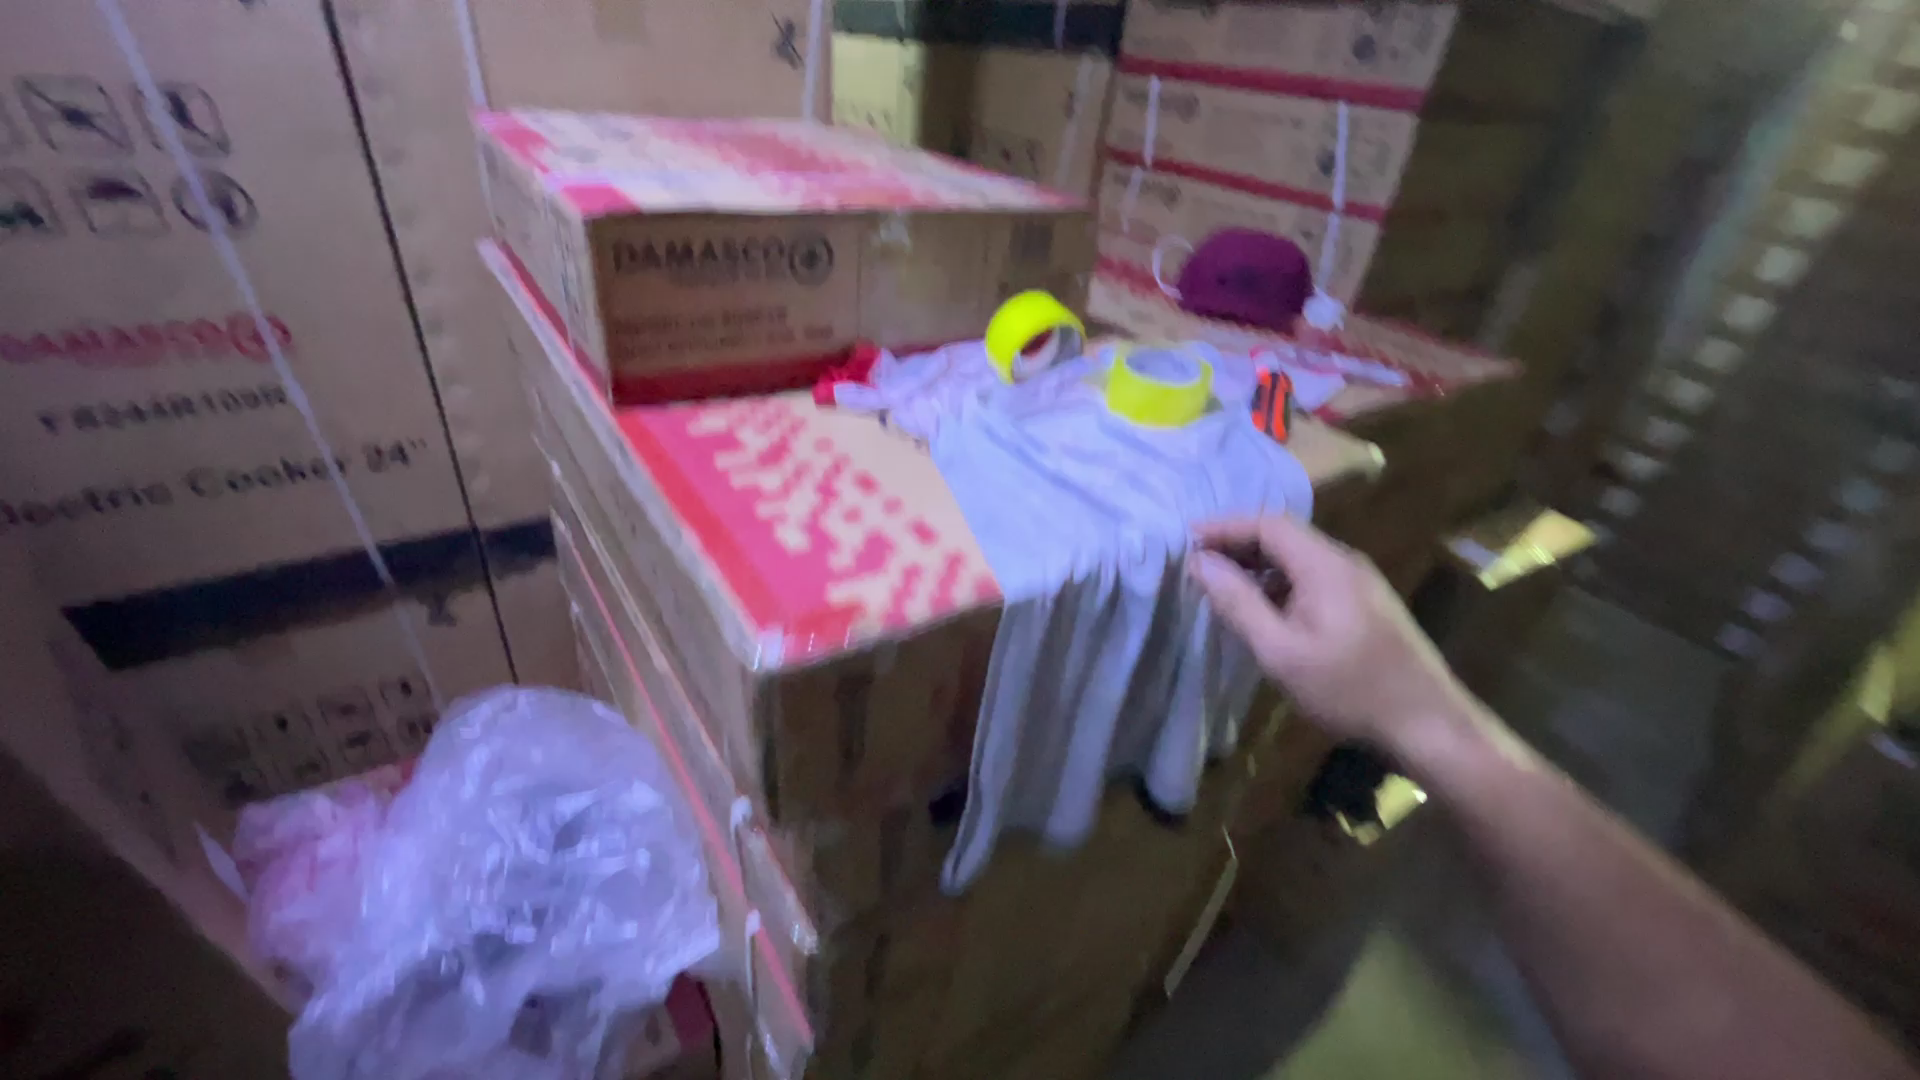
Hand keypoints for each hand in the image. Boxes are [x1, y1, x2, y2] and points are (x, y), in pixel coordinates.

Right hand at [1187, 515, 1475, 755]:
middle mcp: (1345, 563)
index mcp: (1326, 566)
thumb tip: (1200, 563)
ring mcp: (1359, 583)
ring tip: (1221, 586)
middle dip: (1237, 543)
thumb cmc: (1350, 690)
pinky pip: (1311, 577)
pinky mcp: (1365, 605)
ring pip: (1298, 557)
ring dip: (1257, 564)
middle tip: (1198, 564)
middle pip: (1284, 536)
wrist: (1430, 725)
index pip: (1269, 524)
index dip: (1224, 527)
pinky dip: (1278, 582)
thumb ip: (1238, 603)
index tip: (1187, 541)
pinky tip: (1262, 609)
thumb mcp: (1281, 652)